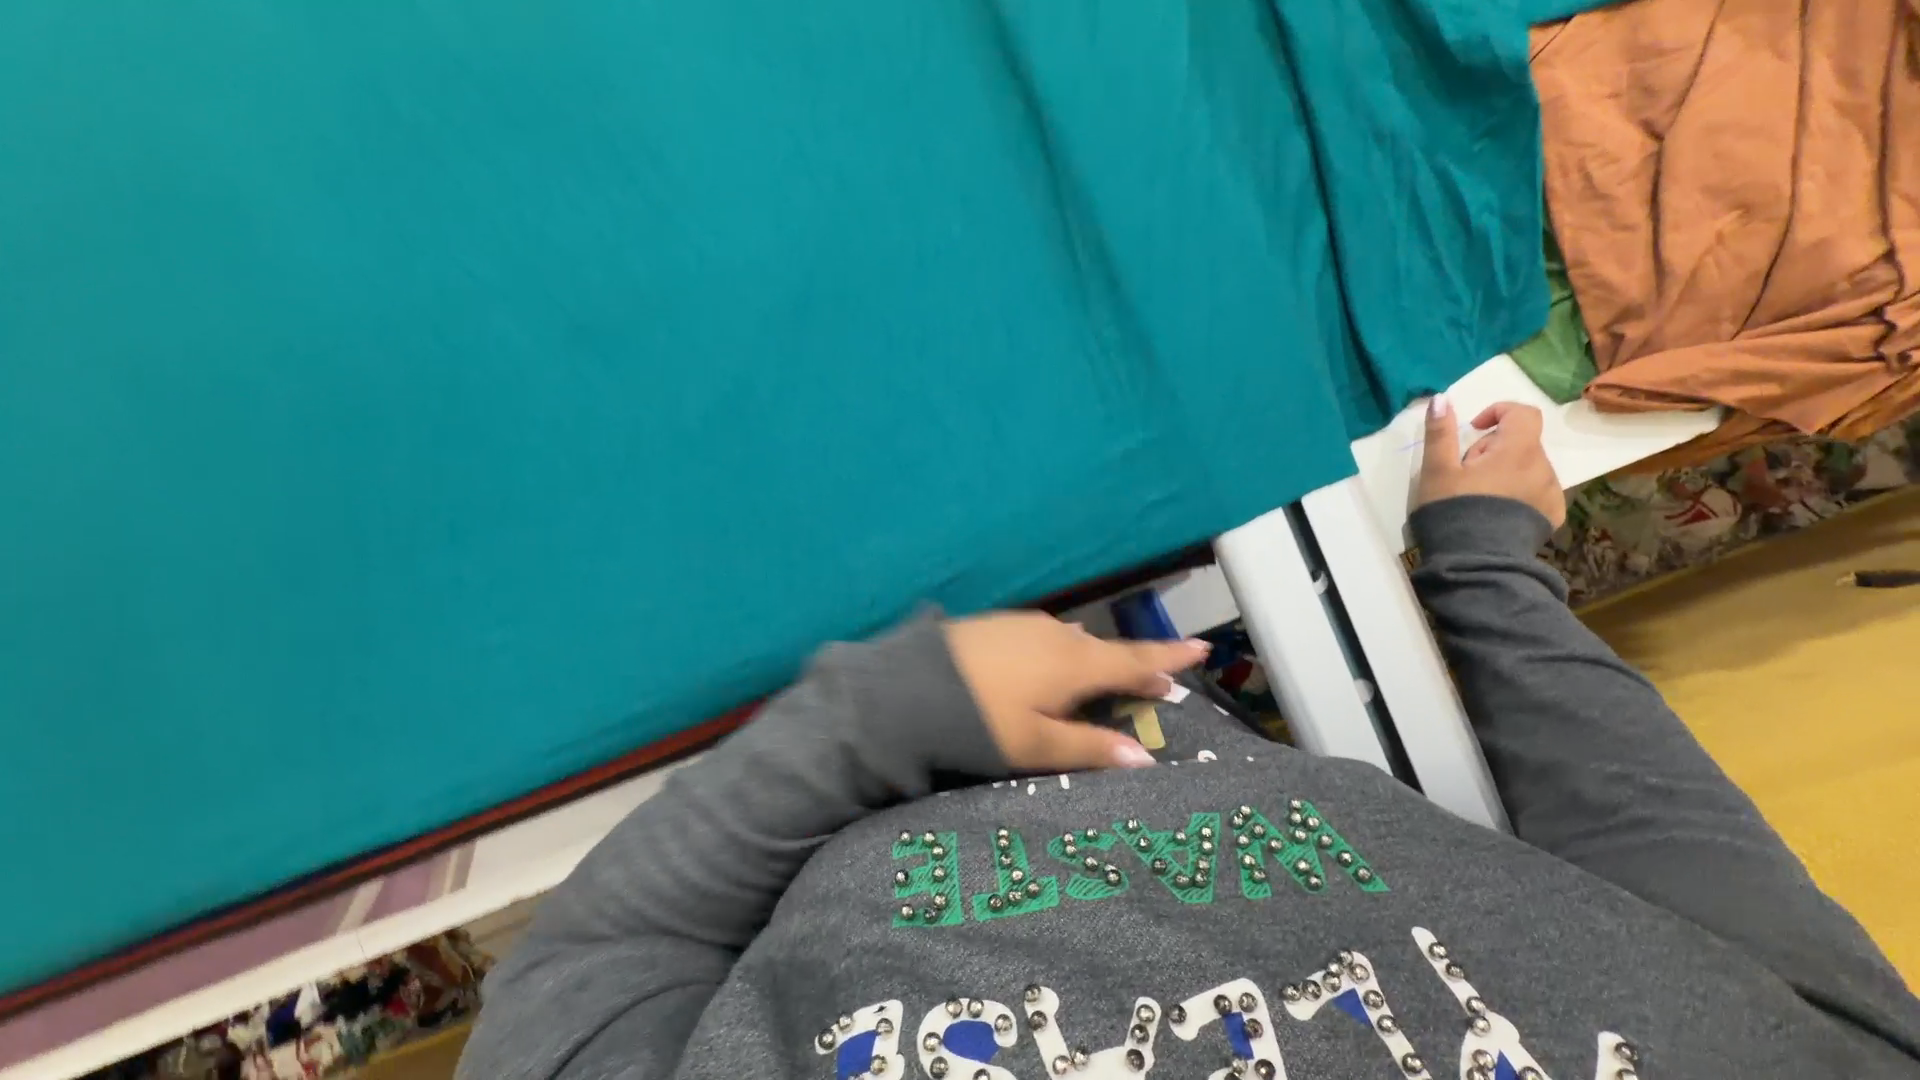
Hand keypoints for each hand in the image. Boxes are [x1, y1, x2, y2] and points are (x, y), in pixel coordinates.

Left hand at [944, 612, 1207, 772]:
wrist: (907, 687)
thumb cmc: (980, 722)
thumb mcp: (1036, 745)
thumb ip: (1090, 748)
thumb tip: (1145, 758)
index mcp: (1075, 664)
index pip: (1134, 661)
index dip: (1169, 660)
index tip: (1201, 649)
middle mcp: (1057, 636)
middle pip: (1106, 651)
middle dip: (1132, 664)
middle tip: (1156, 679)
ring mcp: (1025, 625)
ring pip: (1074, 642)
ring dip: (1094, 659)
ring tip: (1106, 676)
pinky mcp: (997, 624)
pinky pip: (1045, 638)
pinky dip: (1062, 653)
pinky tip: (1051, 666)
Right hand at [1416, 396, 1566, 528]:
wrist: (1476, 561)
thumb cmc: (1454, 509)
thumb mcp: (1437, 470)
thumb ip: (1440, 433)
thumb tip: (1442, 398)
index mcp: (1517, 450)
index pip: (1522, 414)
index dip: (1499, 412)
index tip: (1474, 429)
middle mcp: (1543, 467)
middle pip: (1521, 443)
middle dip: (1493, 449)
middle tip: (1464, 473)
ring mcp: (1550, 493)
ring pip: (1528, 468)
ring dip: (1506, 472)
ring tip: (1479, 496)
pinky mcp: (1551, 515)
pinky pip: (1537, 492)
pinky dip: (1518, 493)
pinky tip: (1497, 512)